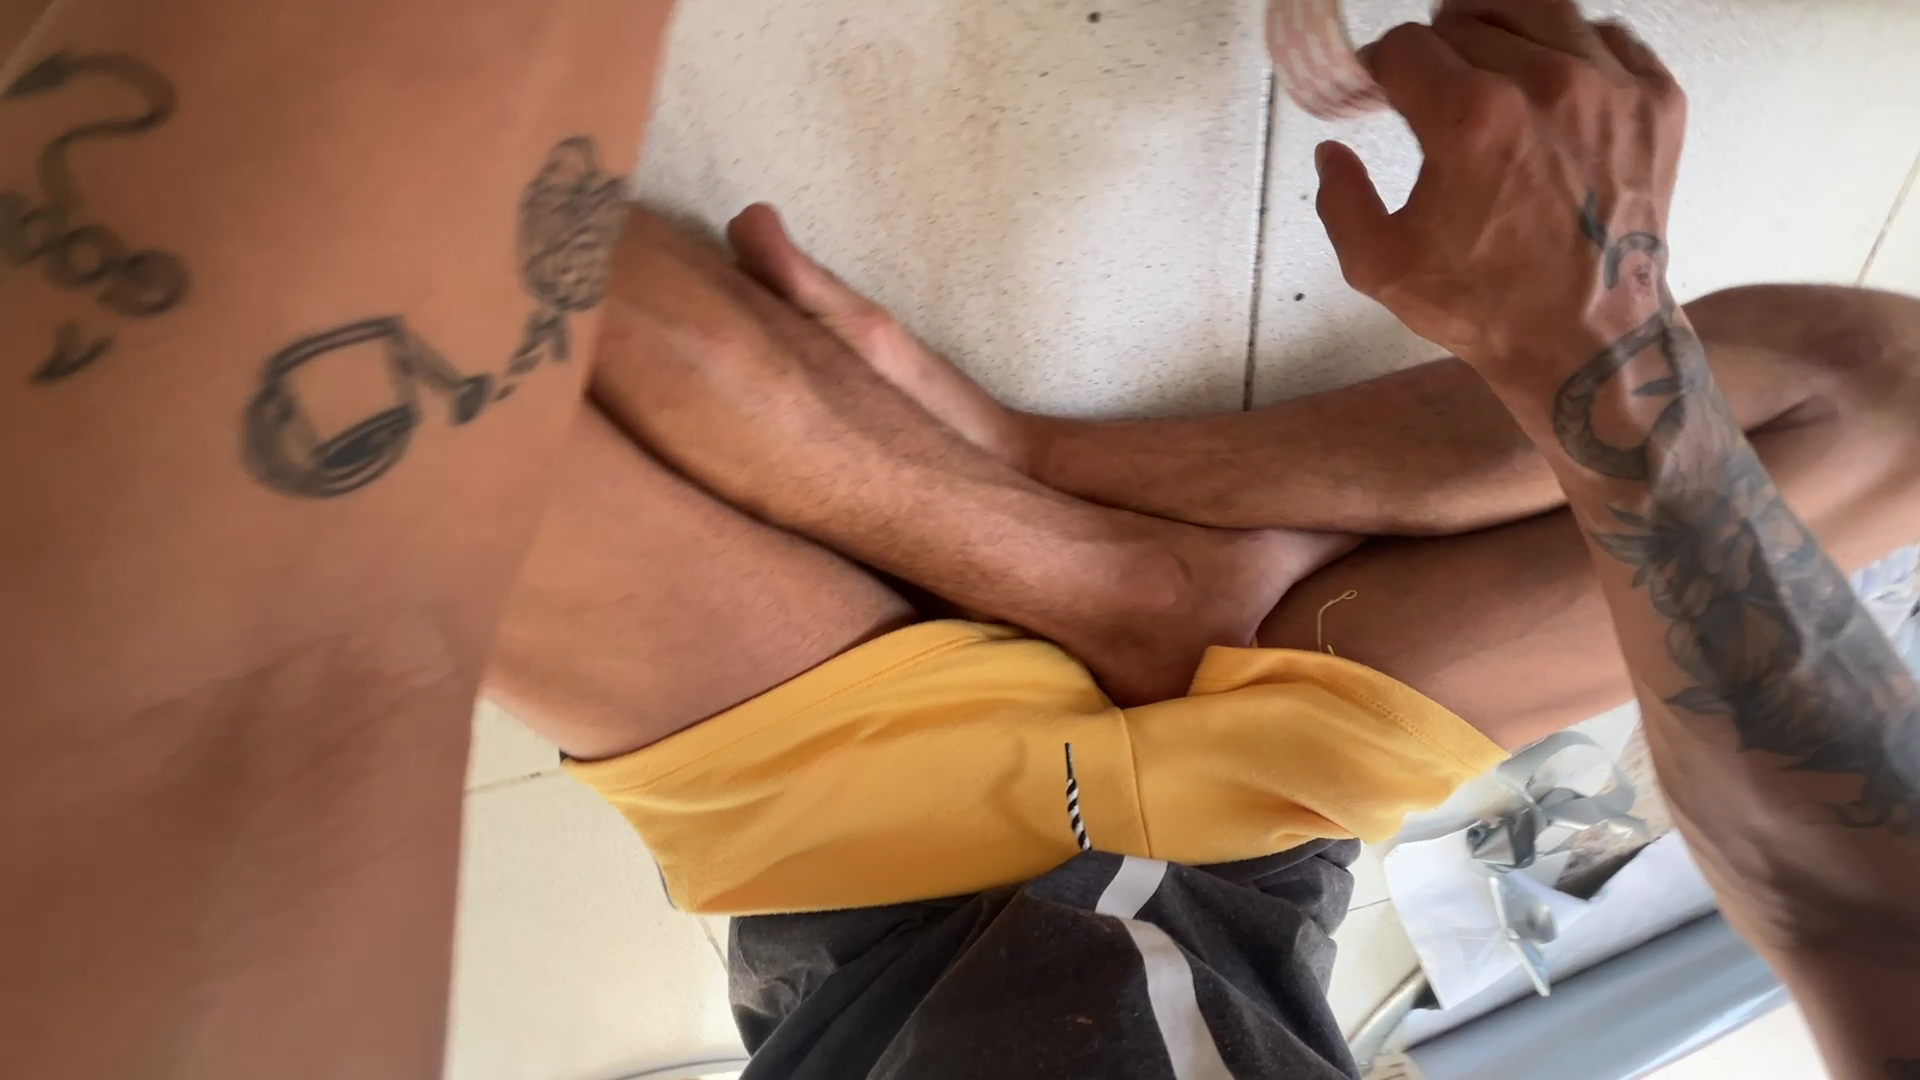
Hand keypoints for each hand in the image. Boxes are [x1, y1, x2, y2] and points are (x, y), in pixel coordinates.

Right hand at [1316, 0, 1686, 384]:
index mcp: (1469, 122)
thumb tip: (1330, 151)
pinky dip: (1563, 43)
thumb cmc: (1477, 304)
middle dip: (1427, 47)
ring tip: (1471, 53)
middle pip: (1468, 18)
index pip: (1406, 48)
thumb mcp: (1376, 266)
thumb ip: (1340, 200)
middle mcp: (1546, 83)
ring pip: (1540, 6)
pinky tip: (1538, 77)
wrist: (1577, 334)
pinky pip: (1605, 33)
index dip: (1373, 64)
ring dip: (1491, 23)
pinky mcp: (1655, 98)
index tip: (1366, 85)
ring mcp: (1612, 84)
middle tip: (1410, 82)